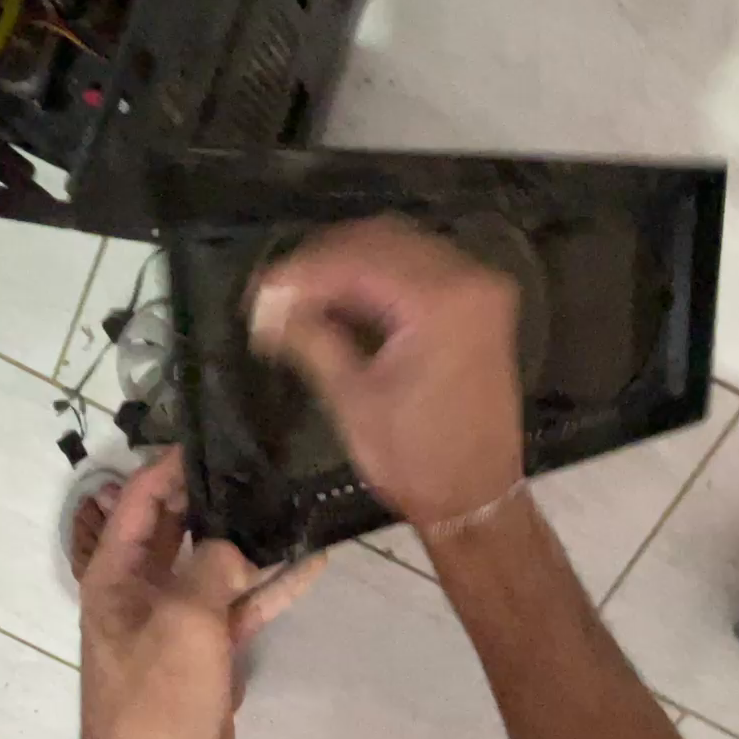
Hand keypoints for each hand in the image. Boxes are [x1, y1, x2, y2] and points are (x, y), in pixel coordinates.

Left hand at [75, 449, 321, 738]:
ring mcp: (180, 620)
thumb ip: (211, 567)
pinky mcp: (210, 648)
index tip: (213, 438)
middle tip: (263, 463)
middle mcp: (144, 590)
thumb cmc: (156, 701)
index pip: (137, 502)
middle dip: (215, 496)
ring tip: (292, 502)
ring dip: (251, 541)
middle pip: (179, 527)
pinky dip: (270, 587)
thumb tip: (234, 543)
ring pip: (218, 565)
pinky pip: (241, 605)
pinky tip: (309, 563)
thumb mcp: (182, 622)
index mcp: (116, 576)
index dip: (169, 467)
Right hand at [248, 216, 524, 528]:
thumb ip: (311, 341)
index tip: (257, 294)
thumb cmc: (415, 460)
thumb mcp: (353, 400)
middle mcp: (469, 279)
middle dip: (321, 262)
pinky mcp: (481, 307)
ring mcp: (481, 291)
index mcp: (440, 301)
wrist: (477, 498)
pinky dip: (381, 279)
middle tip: (276, 294)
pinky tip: (343, 300)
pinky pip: (423, 271)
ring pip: (402, 249)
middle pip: (380, 240)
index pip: (356, 260)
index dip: (300, 273)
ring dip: (349, 266)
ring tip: (302, 297)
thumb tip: (265, 312)